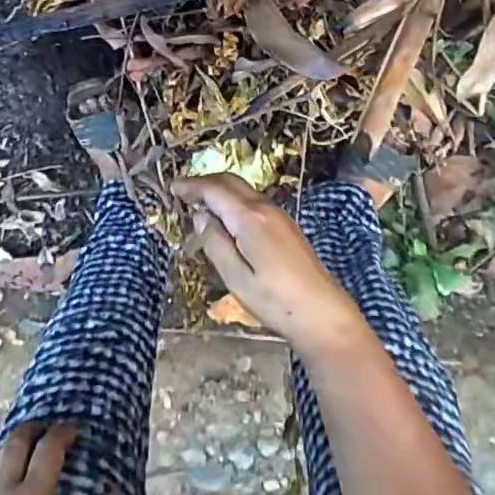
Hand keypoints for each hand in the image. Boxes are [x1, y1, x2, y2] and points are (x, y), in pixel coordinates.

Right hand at [173, 174, 369, 358]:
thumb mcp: (236, 277)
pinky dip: (233, 200)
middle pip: (230, 181)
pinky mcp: (285, 225)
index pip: (215, 190)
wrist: (323, 313)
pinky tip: (225, 218)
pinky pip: (253, 201)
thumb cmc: (276, 301)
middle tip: (182, 191)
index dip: (191, 185)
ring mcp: (278, 215)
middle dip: (204, 181)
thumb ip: (215, 243)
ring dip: (219, 190)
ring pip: (243, 189)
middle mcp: (265, 208)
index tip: (172, 187)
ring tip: (198, 203)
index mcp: (250, 218)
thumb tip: (200, 216)